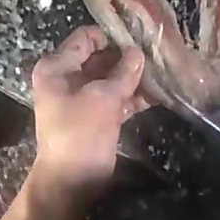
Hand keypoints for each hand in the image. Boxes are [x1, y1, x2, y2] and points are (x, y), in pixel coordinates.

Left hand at [28, 26, 146, 201]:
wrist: (72, 181)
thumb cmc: (80, 134)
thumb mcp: (102, 98)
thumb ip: (122, 73)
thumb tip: (138, 53)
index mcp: (57, 68)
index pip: (85, 39)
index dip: (111, 37)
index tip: (139, 39)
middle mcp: (66, 80)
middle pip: (100, 60)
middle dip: (126, 59)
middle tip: (156, 56)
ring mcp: (81, 101)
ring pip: (110, 82)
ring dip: (133, 80)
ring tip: (162, 75)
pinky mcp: (96, 119)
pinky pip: (116, 101)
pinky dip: (132, 98)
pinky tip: (156, 96)